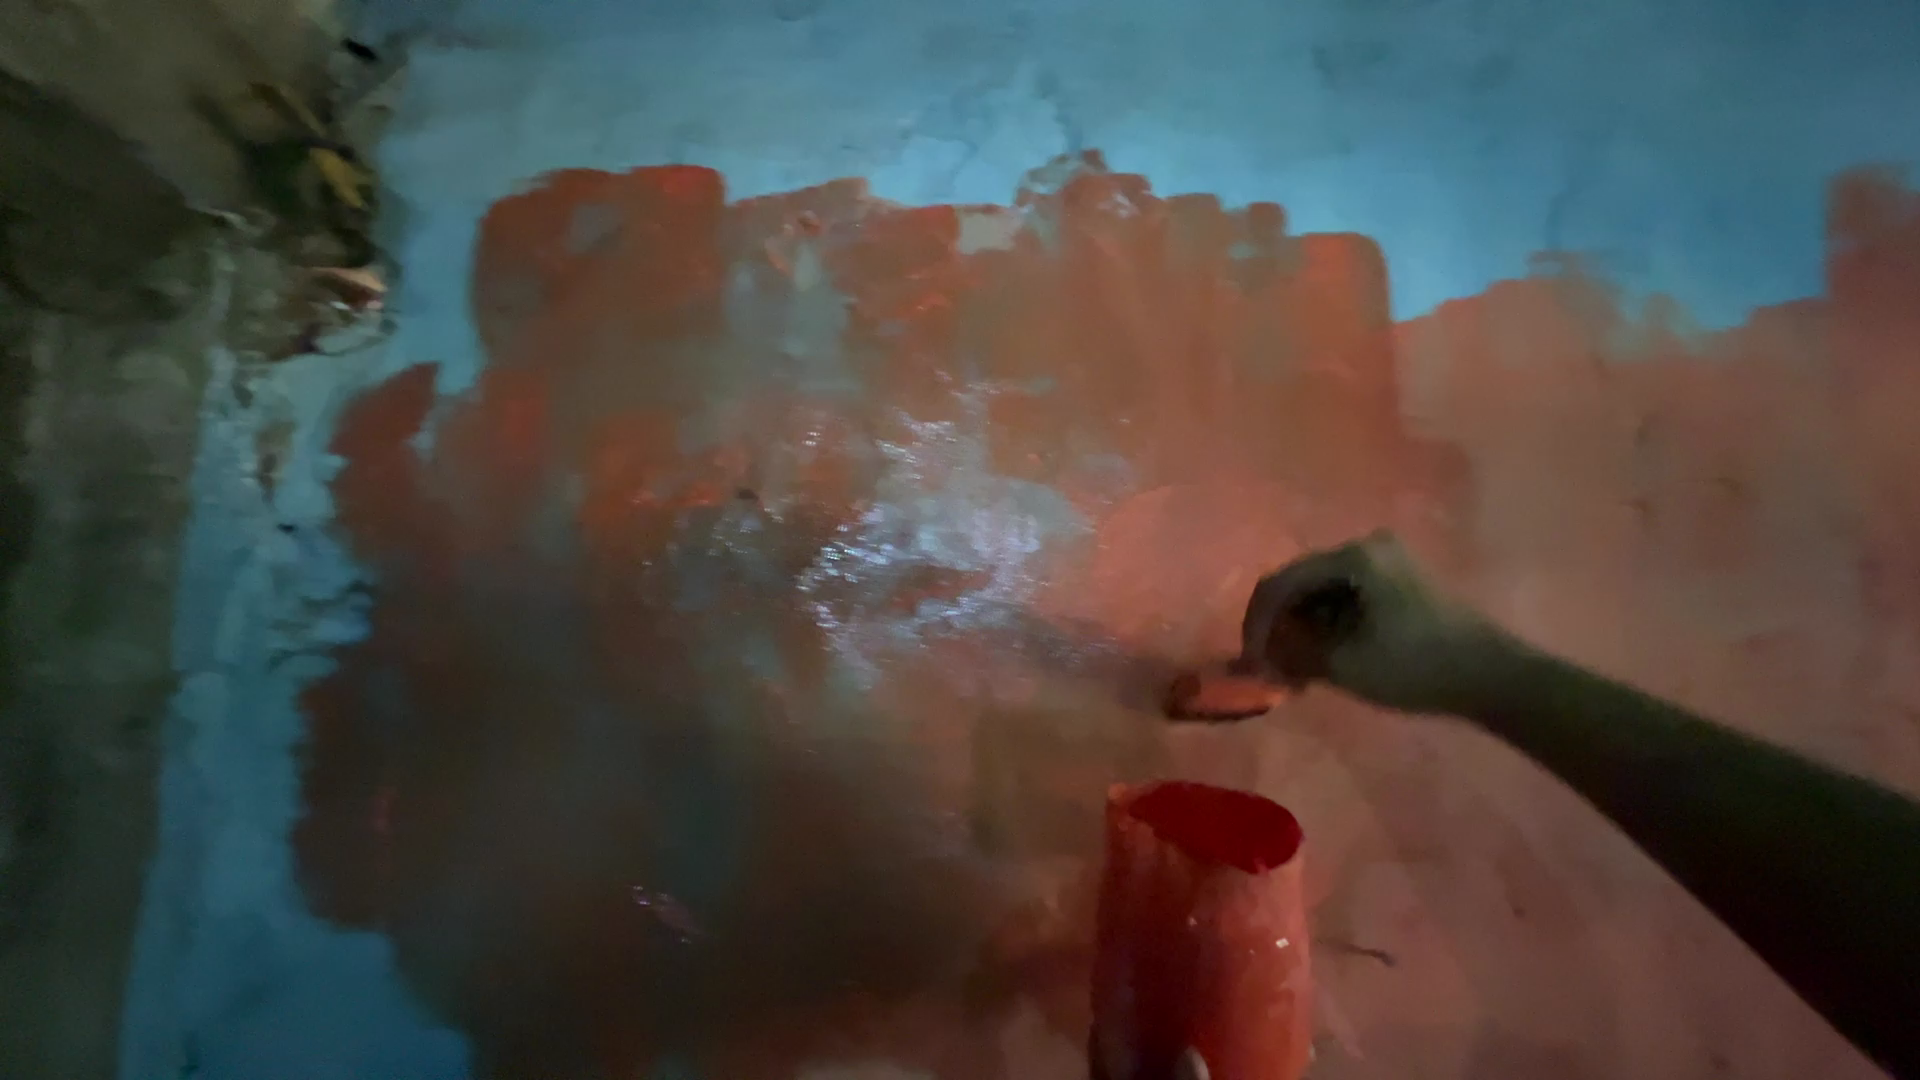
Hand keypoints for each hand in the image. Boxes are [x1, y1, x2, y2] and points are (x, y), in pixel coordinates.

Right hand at [1235, 529, 1498, 714]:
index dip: (1257, 623)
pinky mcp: (1397, 580)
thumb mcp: (1345, 665)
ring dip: (1300, 627)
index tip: (1251, 661)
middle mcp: (1365, 547)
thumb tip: (1265, 656)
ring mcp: (1385, 561)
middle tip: (1269, 664)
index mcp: (1352, 557)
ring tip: (1294, 666)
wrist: (1498, 679)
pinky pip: (1343, 596)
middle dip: (1278, 625)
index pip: (1280, 583)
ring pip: (1319, 591)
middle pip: (1298, 582)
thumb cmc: (1418, 667)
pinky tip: (1322, 654)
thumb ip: (1294, 654)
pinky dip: (1325, 624)